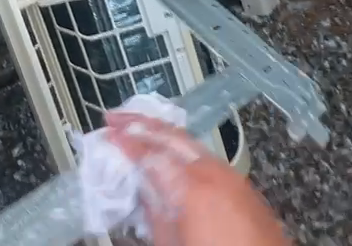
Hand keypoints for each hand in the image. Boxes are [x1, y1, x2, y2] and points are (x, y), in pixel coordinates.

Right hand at [105, 112, 287, 245]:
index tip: (106, 134)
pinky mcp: (244, 188)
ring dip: (162, 133)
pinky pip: (207, 157)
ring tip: (137, 128)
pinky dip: (184, 149)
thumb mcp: (173, 244)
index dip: (125, 141)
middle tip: (113, 118)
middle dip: (140, 123)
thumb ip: (155, 215)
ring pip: (190, 142)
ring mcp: (232, 177)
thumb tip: (143, 192)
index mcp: (192, 188)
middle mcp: (213, 172)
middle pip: (171, 135)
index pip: (150, 153)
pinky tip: (171, 153)